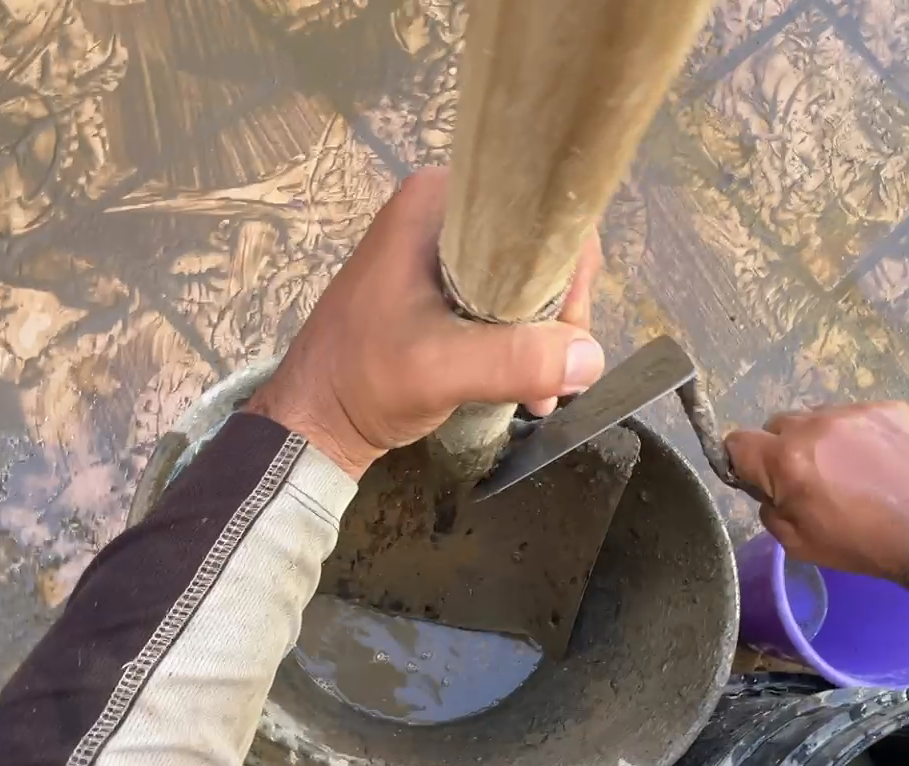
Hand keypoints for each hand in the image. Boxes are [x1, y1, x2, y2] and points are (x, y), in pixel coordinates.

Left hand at [244, 167, 603, 477]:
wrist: (317, 419)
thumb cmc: (364, 381)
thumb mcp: (439, 368)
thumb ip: (515, 360)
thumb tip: (591, 358)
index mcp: (441, 202)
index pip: (540, 217)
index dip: (568, 277)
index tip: (566, 338)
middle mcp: (448, 215)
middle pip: (541, 253)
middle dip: (559, 318)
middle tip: (556, 375)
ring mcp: (446, 254)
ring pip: (529, 284)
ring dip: (545, 340)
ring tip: (542, 395)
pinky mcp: (445, 291)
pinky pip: (507, 306)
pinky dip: (523, 346)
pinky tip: (526, 387)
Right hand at [724, 402, 908, 584]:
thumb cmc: (865, 545)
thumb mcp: (798, 544)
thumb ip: (771, 510)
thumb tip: (772, 491)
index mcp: (787, 460)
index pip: (736, 443)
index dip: (741, 460)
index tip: (756, 477)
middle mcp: (817, 425)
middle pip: (779, 424)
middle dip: (785, 448)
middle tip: (811, 478)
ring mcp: (859, 412)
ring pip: (821, 417)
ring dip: (825, 439)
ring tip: (855, 470)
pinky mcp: (895, 408)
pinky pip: (862, 417)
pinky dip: (864, 436)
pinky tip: (887, 463)